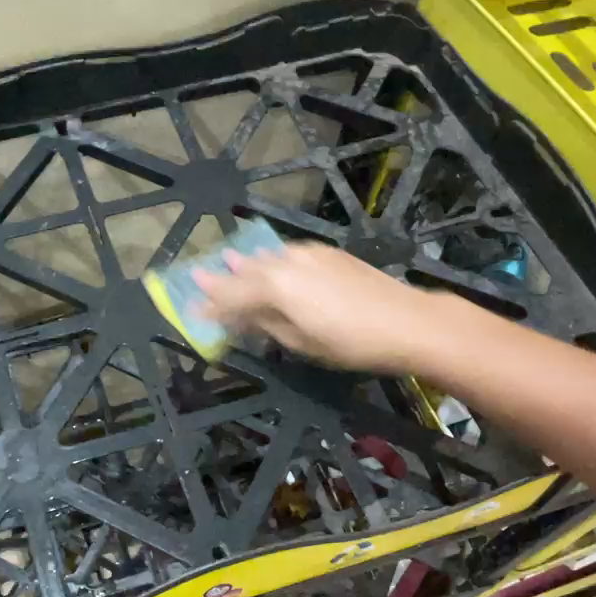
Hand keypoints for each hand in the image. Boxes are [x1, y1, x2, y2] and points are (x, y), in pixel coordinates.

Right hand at [191, 243, 444, 372]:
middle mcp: (286, 262)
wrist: (405, 321)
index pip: (232, 295)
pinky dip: (272, 261)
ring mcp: (309, 254)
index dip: (210, 303)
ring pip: (268, 258)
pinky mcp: (328, 254)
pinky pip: (288, 255)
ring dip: (247, 264)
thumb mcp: (300, 342)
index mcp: (275, 287)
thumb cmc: (349, 342)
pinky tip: (271, 264)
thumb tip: (243, 318)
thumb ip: (265, 324)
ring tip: (228, 260)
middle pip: (246, 271)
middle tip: (197, 274)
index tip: (190, 306)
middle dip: (222, 277)